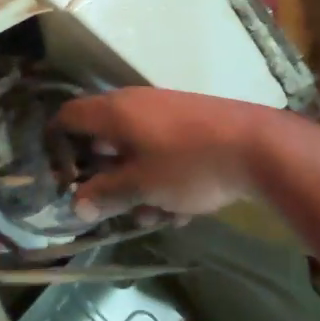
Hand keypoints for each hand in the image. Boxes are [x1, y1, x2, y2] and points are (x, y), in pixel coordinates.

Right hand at [59, 87, 275, 219]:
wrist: (261, 148)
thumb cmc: (188, 165)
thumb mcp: (140, 187)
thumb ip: (104, 195)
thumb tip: (76, 205)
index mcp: (112, 111)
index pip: (67, 117)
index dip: (57, 147)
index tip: (64, 179)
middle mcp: (133, 103)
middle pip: (101, 138)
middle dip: (105, 177)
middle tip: (113, 207)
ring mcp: (164, 111)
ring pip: (134, 150)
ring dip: (136, 184)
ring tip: (155, 217)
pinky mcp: (191, 123)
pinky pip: (160, 149)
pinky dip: (161, 177)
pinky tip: (182, 209)